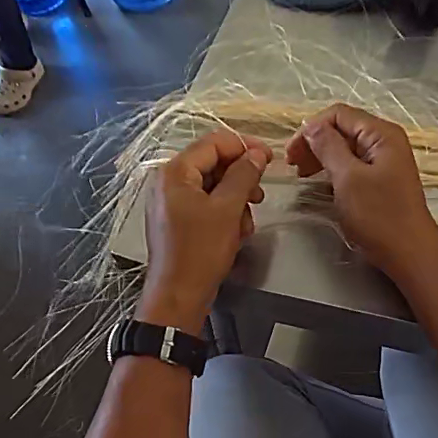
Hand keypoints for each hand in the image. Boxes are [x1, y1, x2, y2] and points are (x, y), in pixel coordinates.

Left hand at [140, 129, 270, 332]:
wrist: (179, 294)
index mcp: (175, 172)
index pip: (214, 143)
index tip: (269, 158)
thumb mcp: (228, 210)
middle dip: (240, 180)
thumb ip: (243, 176)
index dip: (245, 147)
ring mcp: (171, 203)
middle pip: (213, 165)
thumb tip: (256, 155)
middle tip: (259, 196)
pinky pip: (206, 207)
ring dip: (236, 202)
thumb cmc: (200, 253)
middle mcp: (169, 183)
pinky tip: (235, 234)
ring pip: (212, 188)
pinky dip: (224, 215)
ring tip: (246, 223)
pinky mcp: (178, 222)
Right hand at [285, 103, 437, 276]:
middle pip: (343, 130)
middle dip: (315, 144)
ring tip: (304, 177)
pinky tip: (323, 187)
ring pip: (347, 150)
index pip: (338, 114)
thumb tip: (310, 126)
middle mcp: (386, 143)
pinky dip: (336, 173)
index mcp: (381, 134)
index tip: (291, 155)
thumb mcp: (348, 178)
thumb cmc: (379, 216)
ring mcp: (386, 164)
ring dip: (323, 159)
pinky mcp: (383, 183)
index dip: (311, 129)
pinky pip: (354, 168)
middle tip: (293, 167)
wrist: (409, 253)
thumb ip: (328, 147)